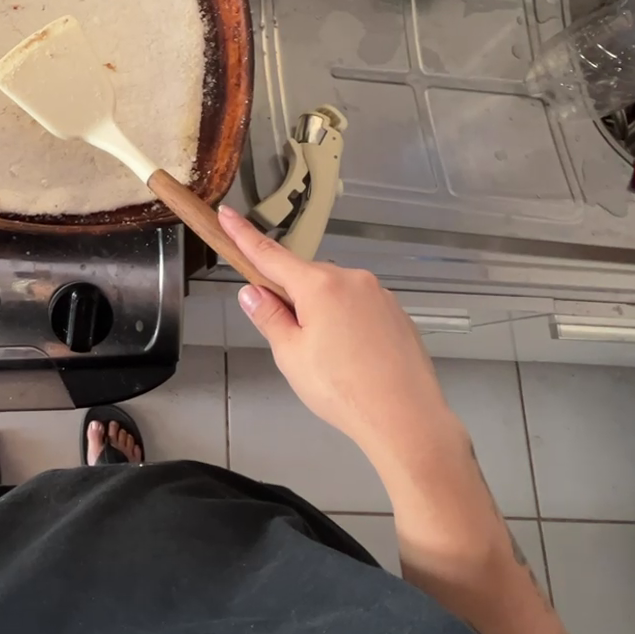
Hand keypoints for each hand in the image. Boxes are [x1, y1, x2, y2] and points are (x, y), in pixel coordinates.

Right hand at [217, 207, 454, 462]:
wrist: (407, 420)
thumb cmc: (340, 389)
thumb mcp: (290, 355)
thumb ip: (269, 317)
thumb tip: (253, 292)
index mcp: (319, 285)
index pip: (270, 254)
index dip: (243, 235)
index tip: (227, 213)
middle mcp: (351, 279)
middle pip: (306, 278)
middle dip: (293, 299)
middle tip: (294, 342)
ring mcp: (379, 294)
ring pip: (335, 294)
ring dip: (324, 313)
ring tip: (331, 360)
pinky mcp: (397, 313)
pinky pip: (360, 307)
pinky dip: (349, 324)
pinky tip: (355, 360)